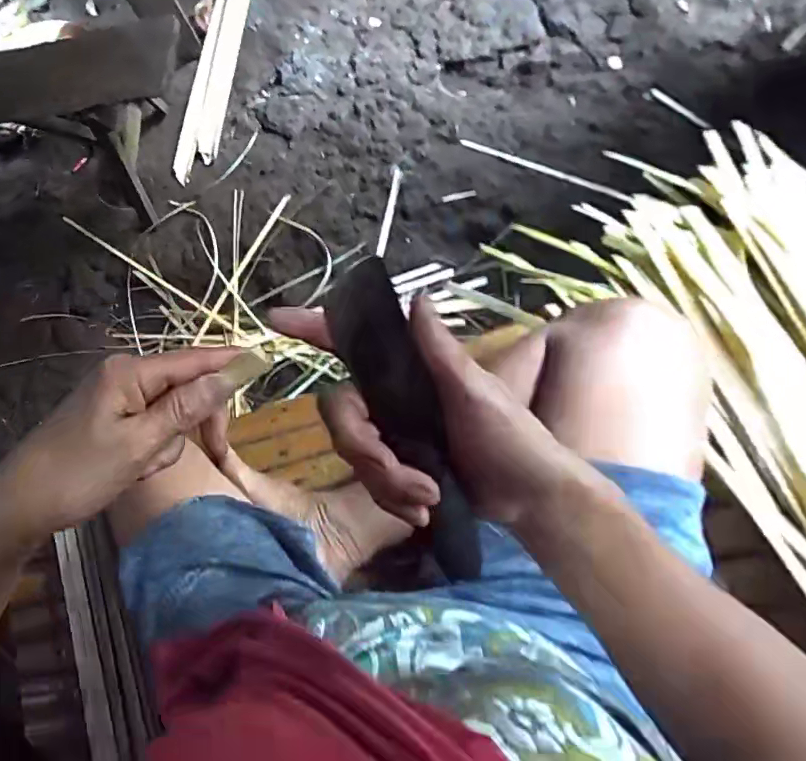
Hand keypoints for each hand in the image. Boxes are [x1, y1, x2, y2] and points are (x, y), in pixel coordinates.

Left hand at [0, 348, 245, 556]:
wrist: (18, 505)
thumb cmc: (78, 474)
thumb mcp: (139, 444)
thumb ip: (186, 407)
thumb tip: (230, 373)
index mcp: (130, 371)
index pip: (193, 359)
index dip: (230, 361)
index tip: (264, 361)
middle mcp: (125, 373)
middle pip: (185, 385)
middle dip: (196, 418)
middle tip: (213, 450)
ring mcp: (116, 394)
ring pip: (171, 410)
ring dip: (170, 440)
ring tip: (144, 468)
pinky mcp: (111, 415)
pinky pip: (151, 423)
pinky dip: (153, 446)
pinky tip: (132, 469)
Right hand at [268, 301, 609, 530]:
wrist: (529, 497)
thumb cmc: (511, 435)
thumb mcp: (475, 390)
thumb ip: (440, 349)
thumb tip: (417, 295)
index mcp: (406, 372)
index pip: (352, 344)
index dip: (313, 327)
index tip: (276, 319)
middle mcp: (390, 398)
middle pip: (341, 415)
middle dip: (369, 451)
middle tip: (411, 477)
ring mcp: (391, 434)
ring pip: (353, 454)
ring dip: (389, 483)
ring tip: (430, 498)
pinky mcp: (396, 467)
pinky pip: (370, 483)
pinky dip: (395, 498)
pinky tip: (426, 510)